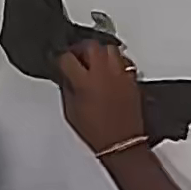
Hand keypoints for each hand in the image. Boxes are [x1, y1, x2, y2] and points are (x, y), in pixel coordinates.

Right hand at [55, 42, 146, 158]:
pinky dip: (115, 61)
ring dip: (99, 52)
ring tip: (94, 60)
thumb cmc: (97, 132)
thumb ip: (67, 87)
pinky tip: (109, 69)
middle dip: (80, 48)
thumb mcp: (70, 111)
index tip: (59, 61)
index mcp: (84, 81)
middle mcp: (103, 74)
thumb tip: (65, 75)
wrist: (121, 143)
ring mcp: (120, 74)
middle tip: (75, 56)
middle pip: (90, 45)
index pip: (67, 58)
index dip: (60, 58)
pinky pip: (123, 60)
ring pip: (109, 48)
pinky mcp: (131, 79)